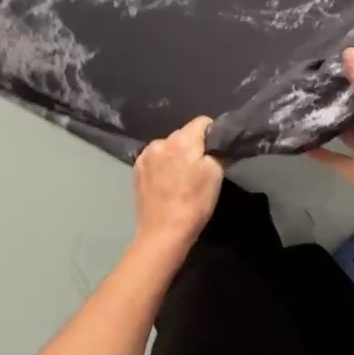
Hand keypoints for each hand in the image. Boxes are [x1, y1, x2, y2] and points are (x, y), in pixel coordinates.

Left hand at [132, 116, 224, 251]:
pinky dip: (163, 166)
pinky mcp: (136, 171)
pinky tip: (167, 185)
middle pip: (184, 134)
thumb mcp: (216, 174)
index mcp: (181, 139)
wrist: (163, 233)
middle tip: (199, 170)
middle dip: (193, 147)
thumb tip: (216, 143)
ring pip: (168, 147)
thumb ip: (217, 151)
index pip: (202, 122)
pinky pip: (155, 160)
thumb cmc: (194, 203)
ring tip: (181, 180)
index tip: (216, 153)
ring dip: (176, 156)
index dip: (213, 134)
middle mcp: (159, 141)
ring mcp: (144, 156)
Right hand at [308, 48, 353, 219]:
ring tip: (301, 105)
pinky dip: (318, 151)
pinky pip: (332, 158)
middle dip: (337, 98)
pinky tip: (300, 140)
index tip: (331, 59)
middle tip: (310, 79)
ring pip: (342, 132)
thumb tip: (349, 48)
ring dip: (326, 122)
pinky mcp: (352, 168)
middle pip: (353, 109)